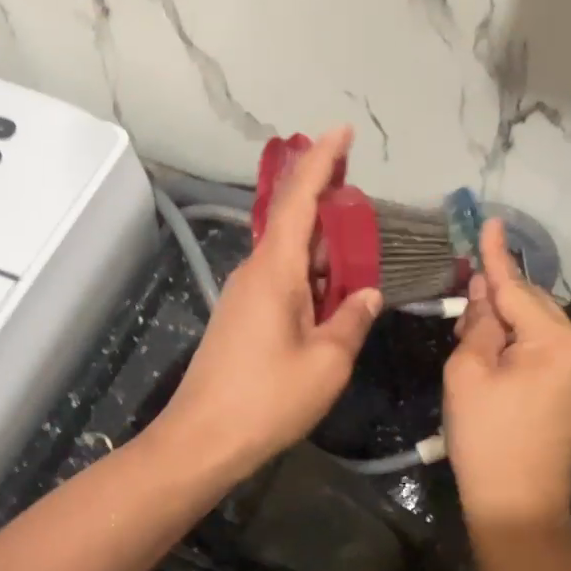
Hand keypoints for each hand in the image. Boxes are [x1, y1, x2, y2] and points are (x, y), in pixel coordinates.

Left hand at [154, 126, 381, 479]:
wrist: (202, 439)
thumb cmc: (268, 399)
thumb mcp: (327, 362)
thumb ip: (352, 320)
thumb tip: (367, 295)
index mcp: (275, 270)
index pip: (300, 199)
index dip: (322, 161)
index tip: (343, 131)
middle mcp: (256, 272)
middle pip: (296, 223)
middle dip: (330, 203)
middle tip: (364, 193)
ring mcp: (245, 296)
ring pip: (292, 257)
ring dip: (326, 249)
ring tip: (361, 249)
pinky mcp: (243, 319)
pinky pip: (284, 283)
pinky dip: (313, 278)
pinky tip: (335, 294)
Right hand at [443, 218, 570, 528]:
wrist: (519, 507)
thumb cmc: (486, 439)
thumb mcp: (468, 373)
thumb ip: (477, 324)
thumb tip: (483, 293)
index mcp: (555, 341)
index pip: (515, 287)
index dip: (495, 255)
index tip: (488, 220)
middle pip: (529, 304)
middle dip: (494, 298)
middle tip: (458, 306)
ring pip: (536, 325)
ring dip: (503, 321)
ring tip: (468, 333)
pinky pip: (543, 347)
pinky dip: (516, 341)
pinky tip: (491, 349)